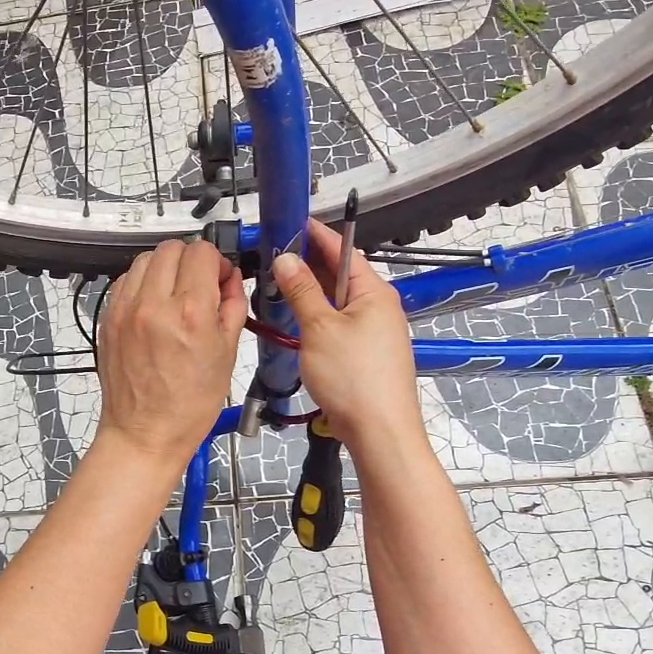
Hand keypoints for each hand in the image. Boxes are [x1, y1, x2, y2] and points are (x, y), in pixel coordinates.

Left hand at [96, 239, 246, 464]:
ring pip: (145, 259)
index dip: (216, 262)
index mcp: (190, 313)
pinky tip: (154, 307)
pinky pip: (126, 281)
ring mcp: (125, 310)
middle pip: (172, 248)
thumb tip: (230, 279)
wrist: (144, 433)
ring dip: (165, 268)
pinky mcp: (108, 319)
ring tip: (175, 295)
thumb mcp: (227, 355)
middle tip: (199, 284)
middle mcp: (153, 304)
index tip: (220, 279)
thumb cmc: (188, 406)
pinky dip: (142, 284)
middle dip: (191, 260)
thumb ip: (232, 307)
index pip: (201, 252)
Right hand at [270, 219, 422, 453]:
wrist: (379, 431)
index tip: (290, 223)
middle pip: (340, 276)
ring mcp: (374, 333)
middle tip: (273, 257)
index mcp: (374, 292)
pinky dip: (316, 318)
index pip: (343, 250)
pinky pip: (338, 325)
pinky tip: (295, 322)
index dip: (316, 235)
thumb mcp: (319, 328)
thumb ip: (301, 291)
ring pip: (337, 303)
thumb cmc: (353, 376)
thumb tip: (286, 258)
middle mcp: (379, 307)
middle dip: (308, 265)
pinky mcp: (365, 355)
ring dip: (310, 294)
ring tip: (278, 286)